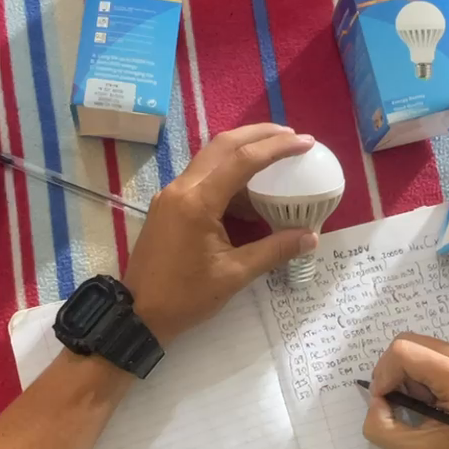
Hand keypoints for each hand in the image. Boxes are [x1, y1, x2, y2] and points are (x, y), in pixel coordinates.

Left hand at [123, 124, 319, 344]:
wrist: (138, 313)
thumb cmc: (185, 296)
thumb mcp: (234, 275)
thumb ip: (274, 250)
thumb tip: (310, 237)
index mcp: (197, 202)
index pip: (242, 160)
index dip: (277, 147)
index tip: (306, 142)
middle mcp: (180, 188)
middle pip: (222, 145)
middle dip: (258, 135)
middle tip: (291, 136)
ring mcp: (170, 195)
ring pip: (209, 158)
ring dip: (241, 150)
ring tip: (274, 156)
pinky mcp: (167, 205)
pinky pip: (200, 177)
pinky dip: (226, 173)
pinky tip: (248, 188)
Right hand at [361, 333, 448, 448]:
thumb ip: (381, 426)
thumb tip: (375, 402)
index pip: (403, 351)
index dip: (383, 375)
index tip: (383, 403)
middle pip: (411, 343)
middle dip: (395, 373)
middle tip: (401, 406)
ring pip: (423, 348)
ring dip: (410, 375)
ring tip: (423, 408)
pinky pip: (438, 356)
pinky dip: (425, 375)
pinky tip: (436, 403)